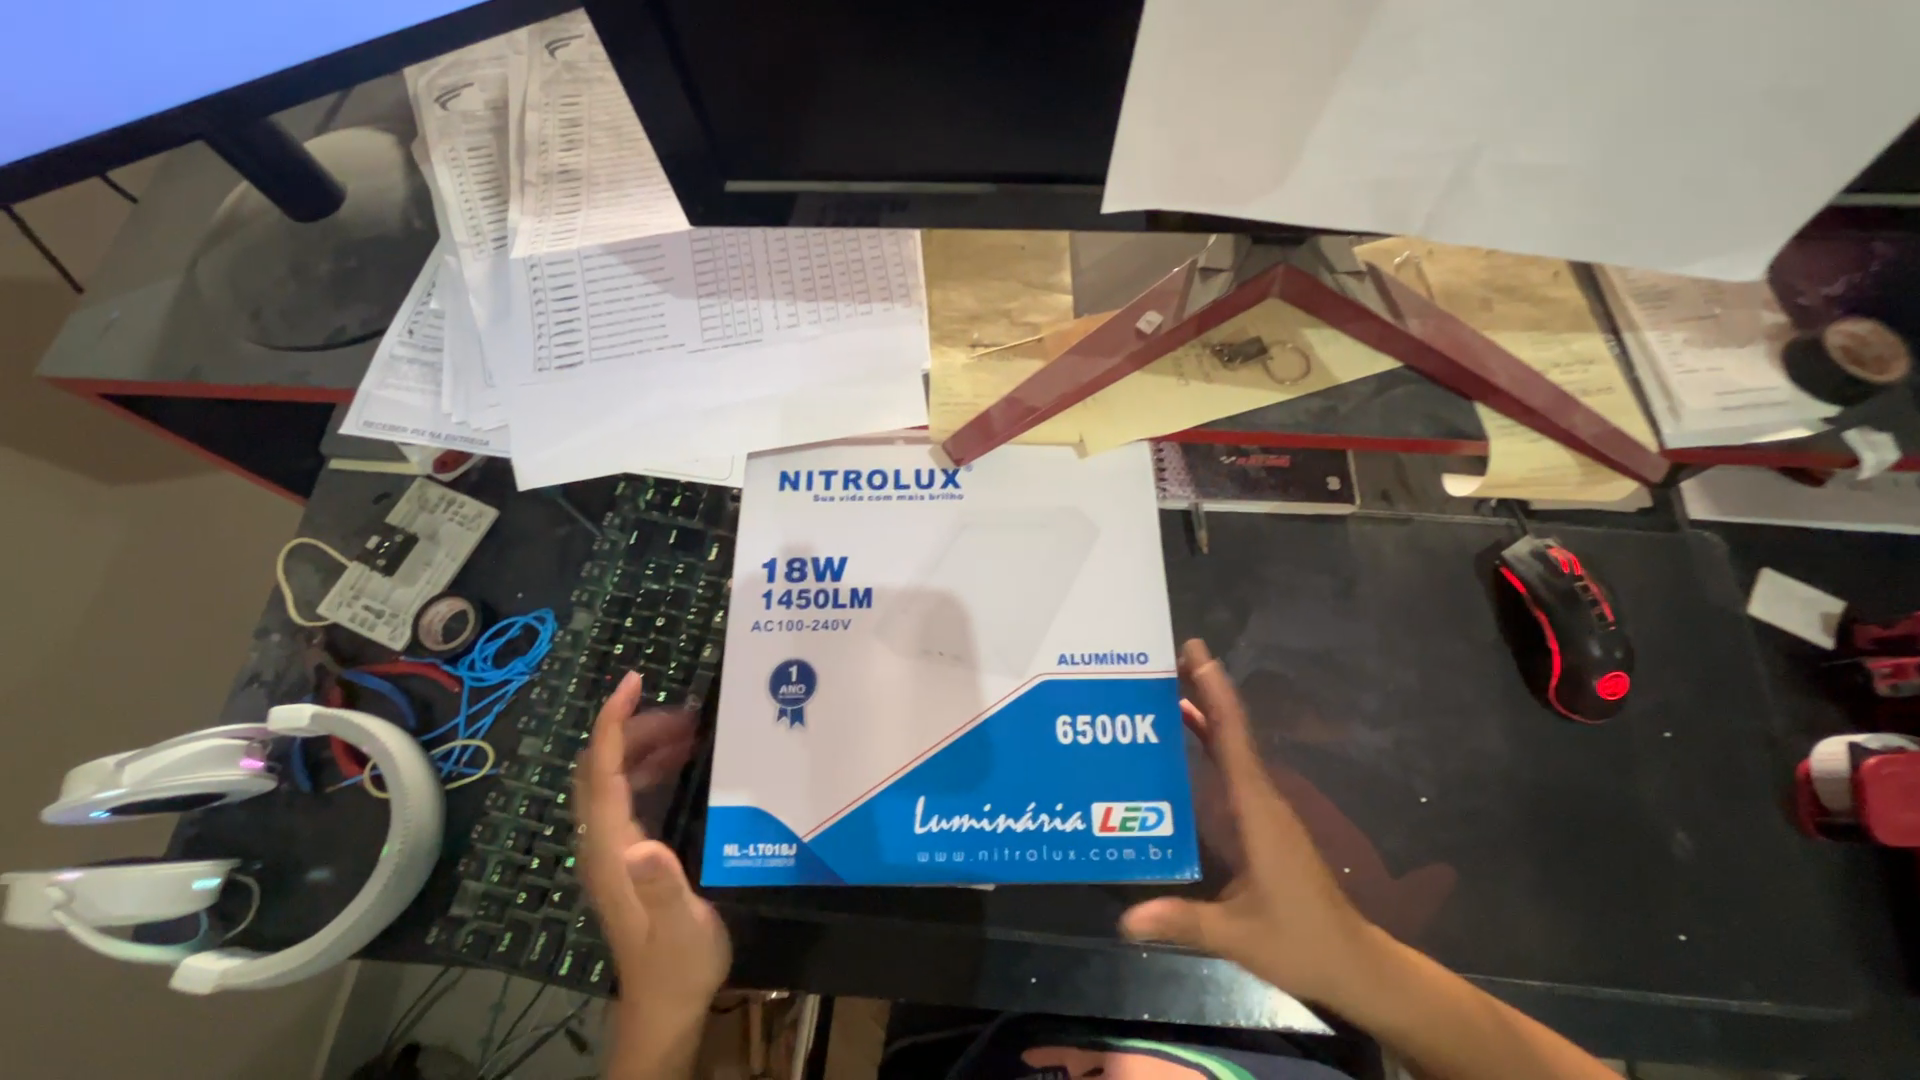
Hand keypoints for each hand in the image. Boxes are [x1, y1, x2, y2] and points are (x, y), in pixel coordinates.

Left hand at [576, 671, 729, 1014]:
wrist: (665, 1006)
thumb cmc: (678, 965)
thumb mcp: (681, 927)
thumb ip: (662, 886)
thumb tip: (643, 844)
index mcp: (612, 849)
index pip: (601, 772)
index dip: (612, 723)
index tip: (634, 683)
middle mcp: (604, 842)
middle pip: (603, 768)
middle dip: (636, 727)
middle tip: (688, 712)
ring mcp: (614, 849)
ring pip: (616, 780)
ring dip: (646, 746)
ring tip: (693, 730)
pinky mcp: (629, 856)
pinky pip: (631, 796)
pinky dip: (653, 769)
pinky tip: (684, 765)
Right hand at [1120, 640, 1384, 1007]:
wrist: (1353, 963)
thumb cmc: (1301, 942)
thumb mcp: (1238, 934)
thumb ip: (1182, 921)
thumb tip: (1124, 920)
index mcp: (1258, 812)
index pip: (1234, 740)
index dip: (1215, 694)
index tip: (1196, 653)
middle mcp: (1263, 801)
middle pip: (1232, 734)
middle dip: (1205, 693)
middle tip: (1167, 659)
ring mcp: (1265, 811)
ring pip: (1233, 750)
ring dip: (1206, 717)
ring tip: (1168, 689)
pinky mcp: (1263, 826)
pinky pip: (1233, 771)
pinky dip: (1210, 747)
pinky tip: (1187, 745)